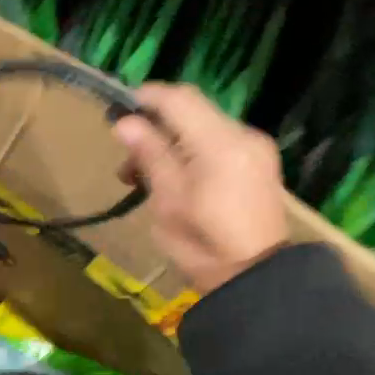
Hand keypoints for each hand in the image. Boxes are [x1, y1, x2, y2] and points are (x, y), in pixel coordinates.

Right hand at [112, 83, 289, 293]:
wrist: (256, 277)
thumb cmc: (203, 243)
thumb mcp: (167, 200)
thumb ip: (150, 155)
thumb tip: (124, 123)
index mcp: (220, 144)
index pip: (180, 99)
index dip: (145, 97)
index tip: (116, 108)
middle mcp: (243, 136)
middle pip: (192, 109)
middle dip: (154, 123)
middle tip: (126, 154)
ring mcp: (254, 149)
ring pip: (202, 125)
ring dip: (169, 139)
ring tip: (142, 173)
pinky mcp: (257, 163)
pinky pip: (217, 142)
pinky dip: (190, 149)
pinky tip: (173, 176)